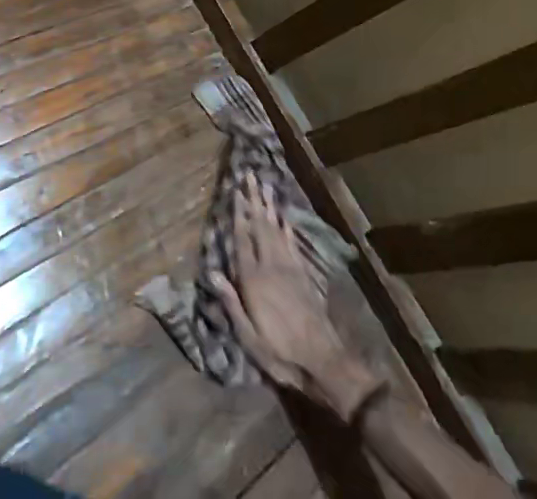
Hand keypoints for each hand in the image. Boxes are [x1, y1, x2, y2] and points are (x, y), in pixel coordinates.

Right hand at [210, 176, 382, 418]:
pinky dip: (286, 227)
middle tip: (250, 176)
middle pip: (260, 227)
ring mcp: (290, 269)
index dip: (238, 215)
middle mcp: (271, 267)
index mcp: (254, 281)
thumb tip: (212, 272)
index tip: (234, 192)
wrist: (324, 361)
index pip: (242, 241)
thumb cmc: (280, 352)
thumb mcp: (248, 335)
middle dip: (254, 200)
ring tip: (265, 186)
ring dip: (270, 207)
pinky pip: (292, 244)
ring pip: (277, 230)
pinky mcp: (304, 275)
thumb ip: (231, 302)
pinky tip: (283, 217)